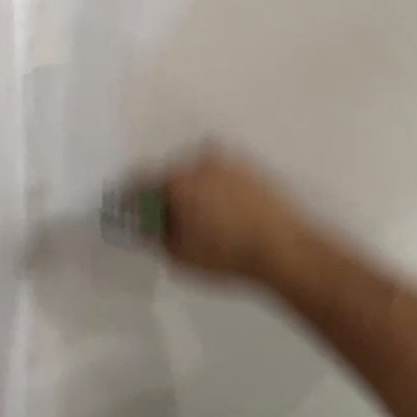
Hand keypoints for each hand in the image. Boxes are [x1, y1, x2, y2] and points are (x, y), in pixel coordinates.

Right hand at [146, 146, 307, 282]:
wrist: (286, 250)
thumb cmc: (227, 254)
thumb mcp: (179, 255)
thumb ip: (154, 235)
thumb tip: (145, 225)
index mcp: (176, 179)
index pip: (139, 184)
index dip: (131, 202)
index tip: (131, 215)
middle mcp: (201, 162)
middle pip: (170, 176)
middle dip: (165, 196)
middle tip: (168, 223)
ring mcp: (230, 162)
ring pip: (198, 175)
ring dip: (193, 192)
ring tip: (199, 222)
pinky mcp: (253, 170)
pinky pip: (222, 178)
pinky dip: (216, 191)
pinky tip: (223, 216)